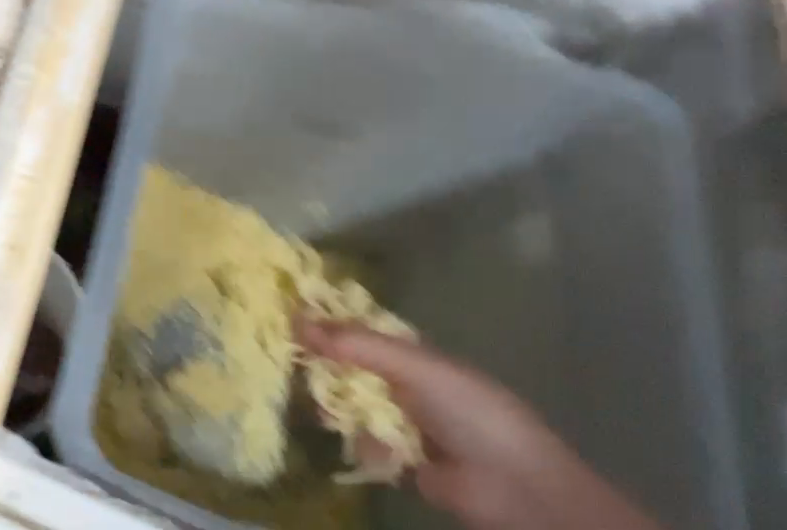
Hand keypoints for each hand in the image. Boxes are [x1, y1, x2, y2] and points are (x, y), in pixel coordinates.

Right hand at [297, 321, 664, 529]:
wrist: (517, 489)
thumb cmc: (471, 413)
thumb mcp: (415, 367)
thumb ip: (357, 345)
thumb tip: (296, 319)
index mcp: (415, 356)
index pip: (361, 331)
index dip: (327, 322)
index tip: (289, 316)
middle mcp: (406, 385)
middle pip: (350, 366)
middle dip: (323, 363)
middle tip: (289, 358)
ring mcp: (403, 423)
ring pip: (352, 404)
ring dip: (336, 405)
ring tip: (321, 406)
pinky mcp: (400, 461)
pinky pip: (365, 443)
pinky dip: (359, 443)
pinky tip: (357, 441)